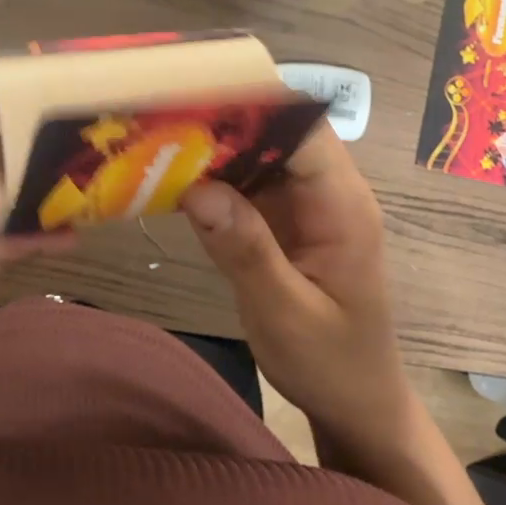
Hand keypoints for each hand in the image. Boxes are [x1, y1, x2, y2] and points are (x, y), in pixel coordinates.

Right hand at [181, 125, 412, 445]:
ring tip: (151, 139)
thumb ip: (245, 250)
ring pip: (255, 159)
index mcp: (341, 207)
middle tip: (156, 119)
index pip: (301, 133)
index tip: (192, 99)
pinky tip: (168, 180)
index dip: (252, 109)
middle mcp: (324, 196)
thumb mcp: (284, 313)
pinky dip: (210, 183)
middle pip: (274, 136)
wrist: (354, 405)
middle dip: (220, 124)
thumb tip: (197, 188)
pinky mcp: (280, 227)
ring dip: (210, 151)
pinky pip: (244, 190)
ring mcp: (302, 209)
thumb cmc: (330, 364)